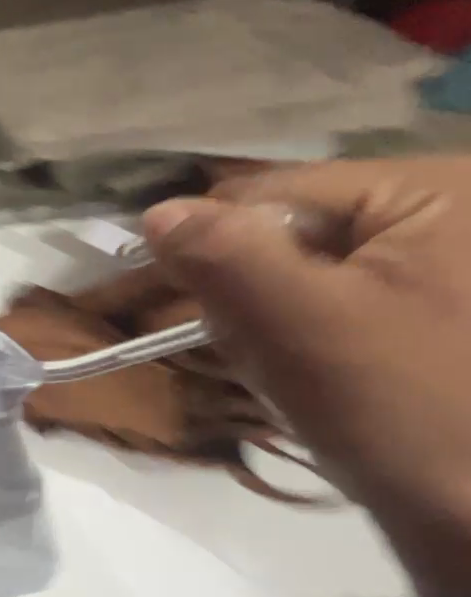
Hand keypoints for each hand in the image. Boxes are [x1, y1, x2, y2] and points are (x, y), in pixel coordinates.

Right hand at [145, 157, 470, 596]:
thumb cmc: (407, 408)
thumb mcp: (299, 323)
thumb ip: (223, 255)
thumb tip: (156, 212)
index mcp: (442, 188)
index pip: (271, 194)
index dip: (217, 251)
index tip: (209, 316)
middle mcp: (459, 210)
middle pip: (296, 233)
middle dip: (254, 294)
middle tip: (269, 352)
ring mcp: (456, 266)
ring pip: (313, 273)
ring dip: (277, 322)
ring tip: (300, 373)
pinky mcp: (447, 315)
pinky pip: (348, 304)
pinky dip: (314, 339)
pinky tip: (328, 378)